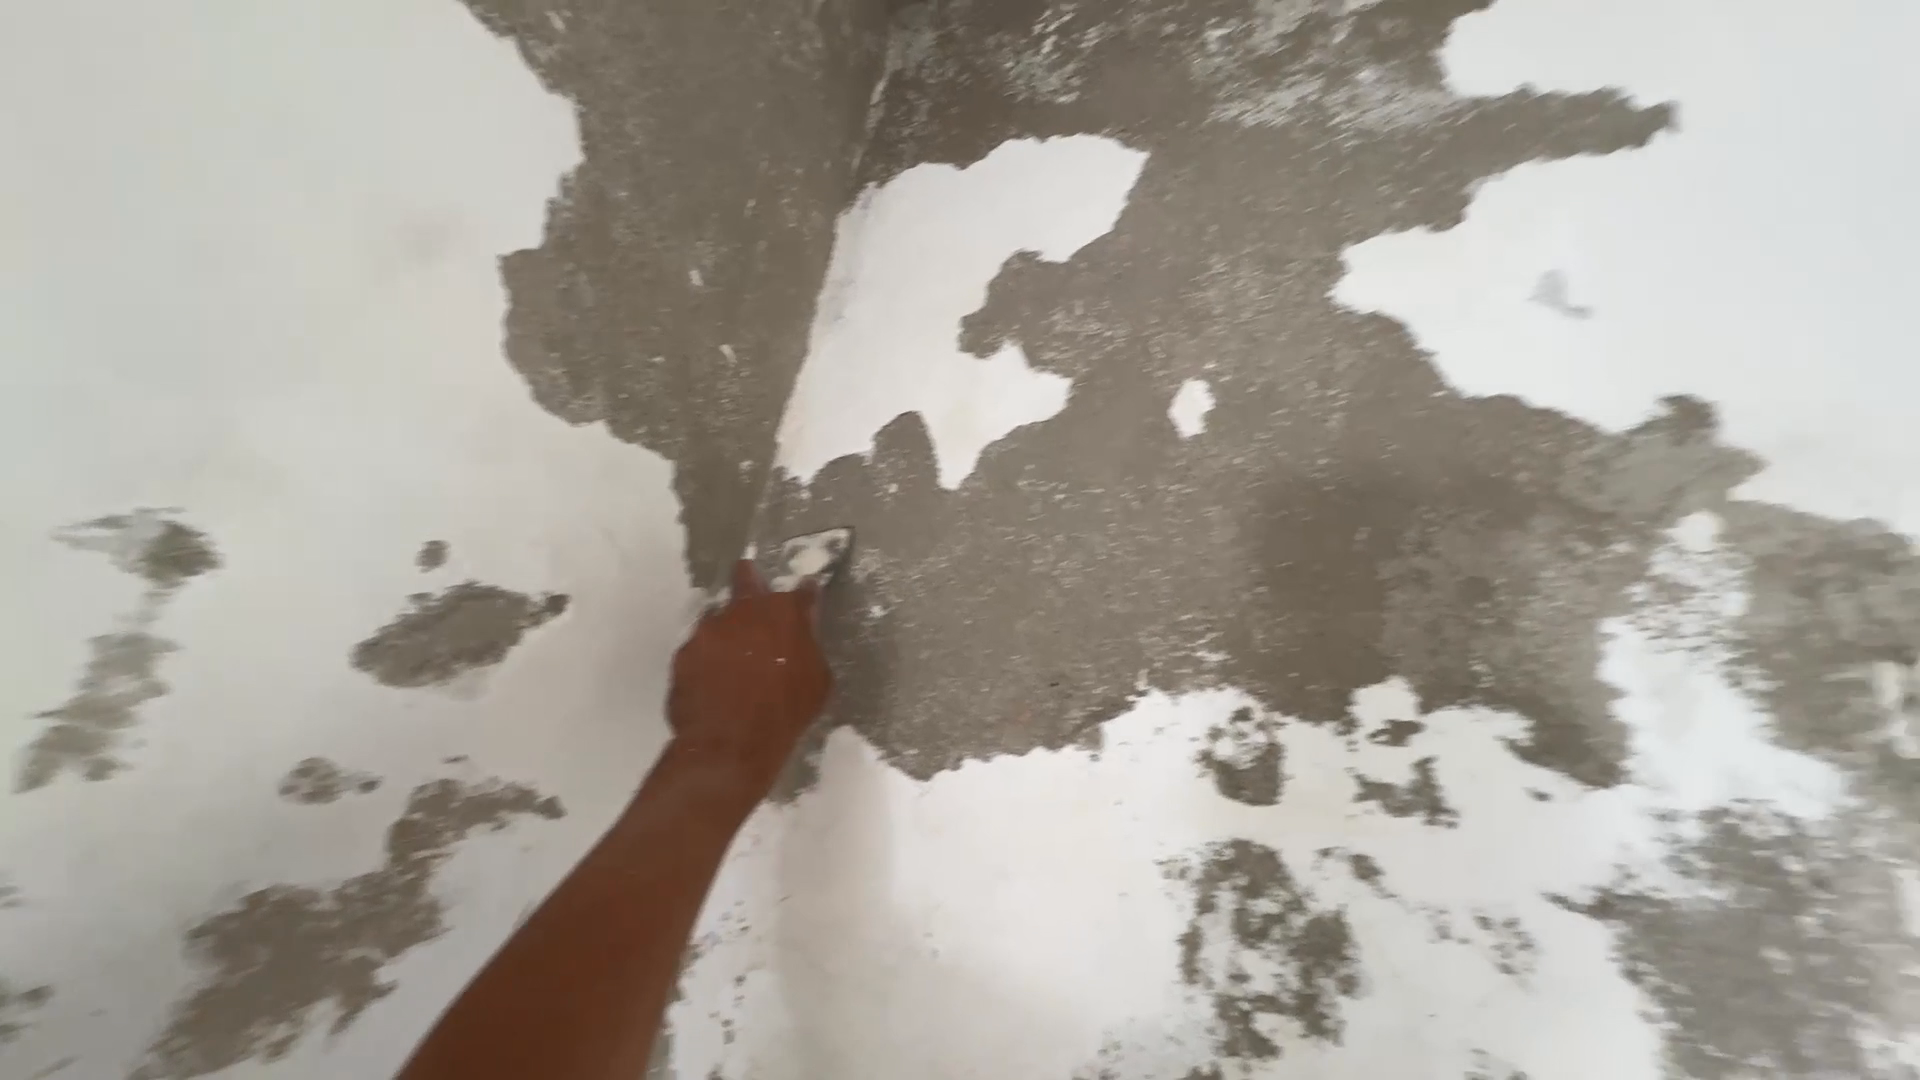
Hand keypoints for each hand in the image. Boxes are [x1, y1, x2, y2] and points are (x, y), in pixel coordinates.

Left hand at [666, 560, 830, 785]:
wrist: (730, 744)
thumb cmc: (786, 713)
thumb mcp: (817, 682)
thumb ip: (808, 649)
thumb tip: (801, 639)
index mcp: (786, 614)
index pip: (803, 592)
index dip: (806, 593)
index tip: (806, 595)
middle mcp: (745, 610)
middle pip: (746, 576)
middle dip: (750, 578)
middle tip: (752, 590)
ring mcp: (709, 629)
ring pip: (717, 616)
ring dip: (725, 629)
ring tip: (730, 656)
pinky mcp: (683, 653)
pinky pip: (698, 649)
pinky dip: (706, 659)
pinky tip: (711, 681)